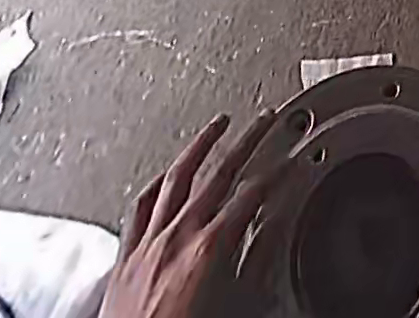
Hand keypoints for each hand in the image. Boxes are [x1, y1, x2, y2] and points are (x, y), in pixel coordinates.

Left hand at [100, 112, 282, 317]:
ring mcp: (150, 243)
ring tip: (219, 123)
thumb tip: (273, 231)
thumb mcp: (238, 308)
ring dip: (203, 143)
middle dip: (250, 139)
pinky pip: (142, 208)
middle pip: (222, 172)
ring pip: (179, 176)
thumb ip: (258, 265)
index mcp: (209, 250)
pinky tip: (168, 172)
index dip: (278, 174)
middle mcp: (179, 238)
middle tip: (265, 120)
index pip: (254, 195)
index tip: (291, 161)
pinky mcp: (127, 258)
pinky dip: (158, 184)